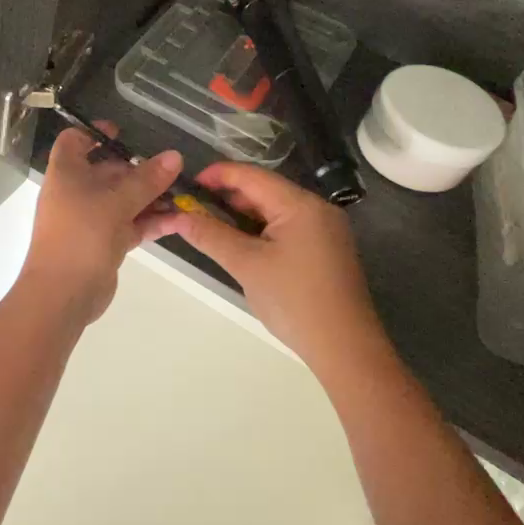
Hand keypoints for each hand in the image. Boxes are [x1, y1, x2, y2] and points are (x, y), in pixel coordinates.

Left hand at [21, 123, 181, 325]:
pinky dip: (151, 221)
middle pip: (107, 171)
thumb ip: (147, 180)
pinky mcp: (104, 243)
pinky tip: (179, 220)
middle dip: (139, 169)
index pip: (74, 141)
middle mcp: (76, 192)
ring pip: (123, 200)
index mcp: (66, 173)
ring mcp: (90, 219)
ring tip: (184, 195)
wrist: (62, 293)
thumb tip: (174, 156)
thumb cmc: (81, 235)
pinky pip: (130, 224)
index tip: (123, 133)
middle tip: (172, 169)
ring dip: (150, 197)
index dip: (95, 133)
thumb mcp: (116, 203)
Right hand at [160, 162, 389, 370]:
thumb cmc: (294, 301)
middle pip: (264, 190)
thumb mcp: (246, 265)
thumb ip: (210, 235)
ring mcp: (325, 230)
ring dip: (243, 215)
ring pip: (275, 209)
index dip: (216, 175)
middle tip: (194, 210)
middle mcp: (317, 209)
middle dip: (227, 197)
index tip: (186, 186)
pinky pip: (287, 227)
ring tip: (212, 228)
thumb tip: (178, 216)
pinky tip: (242, 245)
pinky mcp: (326, 249)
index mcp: (300, 205)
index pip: (251, 176)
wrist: (345, 348)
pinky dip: (261, 230)